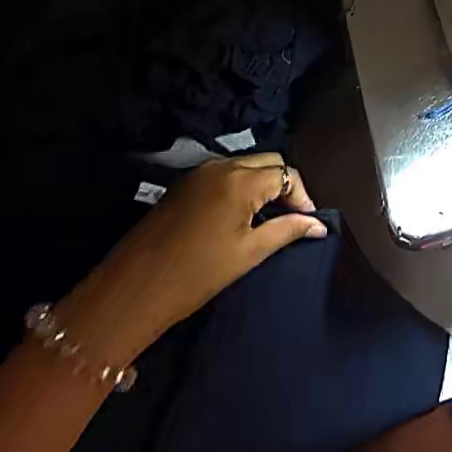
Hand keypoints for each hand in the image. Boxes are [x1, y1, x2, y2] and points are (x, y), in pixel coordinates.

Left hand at [55, 154, 327, 364]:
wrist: (132, 289)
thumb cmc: (197, 274)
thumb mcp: (249, 253)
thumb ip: (287, 230)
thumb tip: (318, 225)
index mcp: (241, 181)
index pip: (287, 175)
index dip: (302, 197)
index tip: (307, 222)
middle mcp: (221, 166)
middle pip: (268, 162)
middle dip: (285, 185)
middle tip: (291, 217)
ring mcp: (199, 172)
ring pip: (246, 164)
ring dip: (263, 183)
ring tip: (269, 217)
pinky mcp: (184, 183)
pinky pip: (225, 172)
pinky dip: (242, 185)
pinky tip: (241, 214)